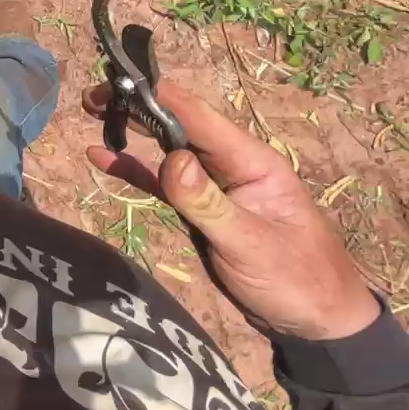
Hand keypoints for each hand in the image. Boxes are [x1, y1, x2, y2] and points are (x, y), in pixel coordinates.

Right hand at [84, 80, 378, 341]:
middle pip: (176, 123)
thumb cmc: (297, 282)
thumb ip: (208, 203)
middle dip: (136, 105)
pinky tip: (100, 156)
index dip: (158, 96)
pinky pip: (158, 178)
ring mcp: (211, 183)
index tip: (118, 83)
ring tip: (91, 110)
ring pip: (164, 146)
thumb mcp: (252, 245)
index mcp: (252, 162)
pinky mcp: (196, 205)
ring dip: (129, 128)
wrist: (317, 326)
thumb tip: (172, 160)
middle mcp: (229, 164)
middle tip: (92, 97)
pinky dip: (130, 166)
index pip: (198, 117)